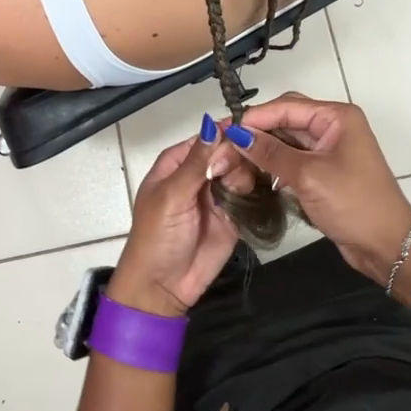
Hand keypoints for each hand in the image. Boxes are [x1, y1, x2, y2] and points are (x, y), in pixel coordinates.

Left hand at [110, 126, 240, 317]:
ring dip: (244, 176)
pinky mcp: (233, 214)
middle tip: (228, 177)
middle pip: (229, 151)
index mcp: (178, 162)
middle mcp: (199, 173)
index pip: (208, 136)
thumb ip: (197, 163)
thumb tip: (213, 125)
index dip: (226, 134)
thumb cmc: (157, 237)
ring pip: (242, 170)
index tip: (244, 136)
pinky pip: (249, 194)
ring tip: (235, 193)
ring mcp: (217, 193)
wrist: (164, 286)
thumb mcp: (172, 196)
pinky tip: (250, 198)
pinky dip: (253, 193)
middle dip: (235, 157)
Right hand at [235, 94, 410, 282]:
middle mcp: (333, 126)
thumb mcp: (308, 176)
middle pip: (284, 119)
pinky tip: (253, 174)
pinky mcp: (324, 170)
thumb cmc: (354, 204)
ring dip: (262, 149)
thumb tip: (236, 134)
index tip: (223, 130)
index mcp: (336, 117)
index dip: (254, 117)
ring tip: (233, 160)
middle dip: (255, 132)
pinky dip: (273, 164)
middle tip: (225, 146)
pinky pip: (292, 158)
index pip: (286, 106)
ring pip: (286, 139)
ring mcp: (329, 149)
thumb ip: (270, 152)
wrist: (387, 246)